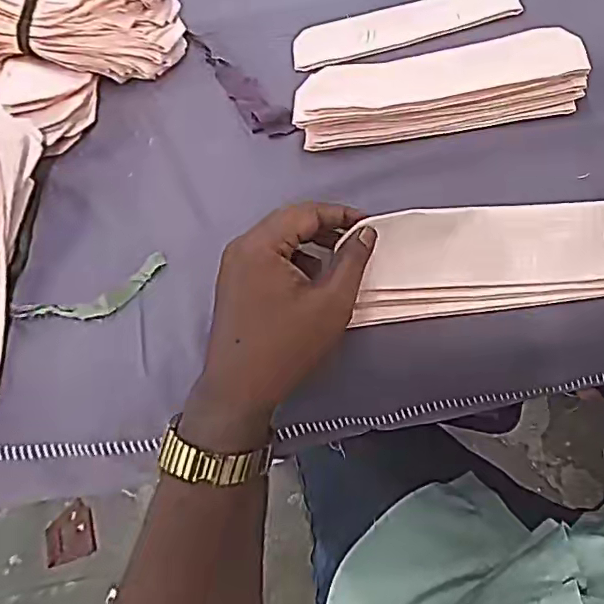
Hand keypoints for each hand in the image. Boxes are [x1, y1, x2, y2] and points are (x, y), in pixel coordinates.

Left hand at [181, 203, 375, 449]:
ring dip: (312, 243)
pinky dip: (296, 258)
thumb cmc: (287, 346)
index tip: (368, 225)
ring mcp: (235, 265)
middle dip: (327, 227)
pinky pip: (270, 256)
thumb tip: (365, 233)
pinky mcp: (235, 282)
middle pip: (290, 221)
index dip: (341, 214)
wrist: (239, 390)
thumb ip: (352, 260)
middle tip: (358, 239)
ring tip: (341, 258)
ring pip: (280, 238)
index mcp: (260, 245)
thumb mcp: (332, 301)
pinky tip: (315, 278)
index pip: (305, 213)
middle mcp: (242, 247)